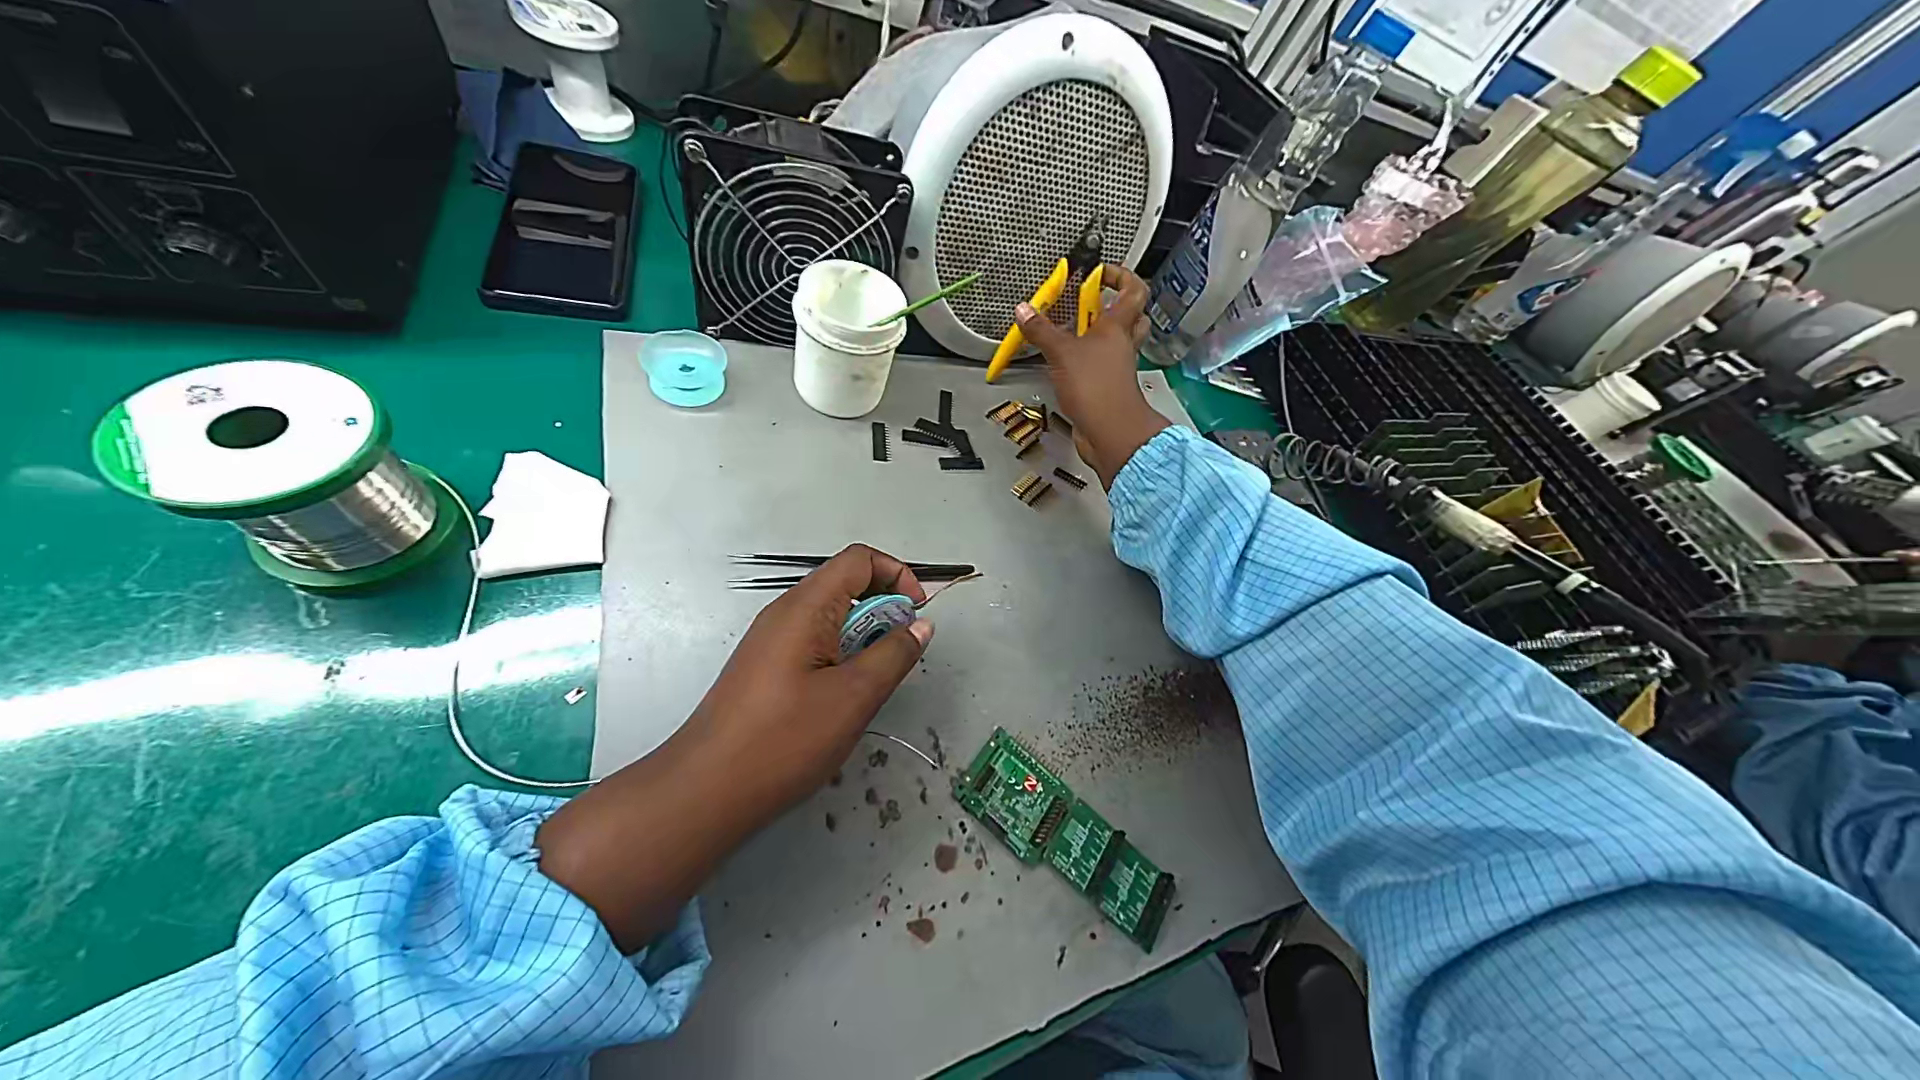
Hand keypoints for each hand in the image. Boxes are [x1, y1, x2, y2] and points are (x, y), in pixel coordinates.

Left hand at [538, 545, 931, 951]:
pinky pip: (814, 641)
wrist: (707, 789)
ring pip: (831, 616)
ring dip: (863, 634)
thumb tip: (920, 625)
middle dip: (883, 608)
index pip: (859, 560)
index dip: (897, 575)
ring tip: (874, 678)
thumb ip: (894, 654)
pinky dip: (841, 653)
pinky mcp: (766, 666)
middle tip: (899, 652)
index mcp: (805, 607)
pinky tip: (844, 694)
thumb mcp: (854, 696)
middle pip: (844, 583)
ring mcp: (772, 640)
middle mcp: (785, 613)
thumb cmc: (785, 738)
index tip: (917, 614)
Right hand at [1015, 263, 1169, 487]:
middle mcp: (1121, 345)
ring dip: (1096, 334)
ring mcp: (1116, 367)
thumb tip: (1025, 311)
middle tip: (1087, 302)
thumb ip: (1041, 330)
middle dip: (1110, 305)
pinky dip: (1085, 360)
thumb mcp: (1061, 353)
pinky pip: (1100, 366)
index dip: (1120, 276)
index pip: (1133, 289)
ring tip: (1071, 330)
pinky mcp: (1107, 387)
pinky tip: (1066, 363)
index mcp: (1118, 327)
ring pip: (1114, 342)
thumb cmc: (1098, 390)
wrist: (1110, 433)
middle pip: (1129, 316)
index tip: (1100, 271)